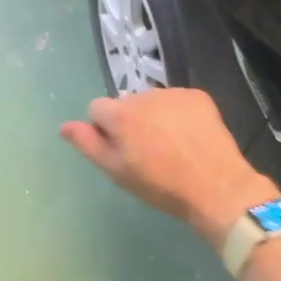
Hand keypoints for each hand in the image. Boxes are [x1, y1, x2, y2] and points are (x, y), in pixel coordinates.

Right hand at [60, 89, 276, 242]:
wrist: (216, 186)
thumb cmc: (161, 186)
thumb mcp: (117, 171)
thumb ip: (88, 144)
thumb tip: (64, 126)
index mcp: (120, 115)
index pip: (96, 108)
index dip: (104, 130)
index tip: (119, 151)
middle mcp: (145, 96)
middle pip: (126, 104)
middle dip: (130, 122)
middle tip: (147, 153)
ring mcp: (174, 93)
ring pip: (152, 102)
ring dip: (153, 117)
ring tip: (170, 146)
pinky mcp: (198, 96)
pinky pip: (177, 101)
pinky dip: (177, 115)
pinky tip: (189, 137)